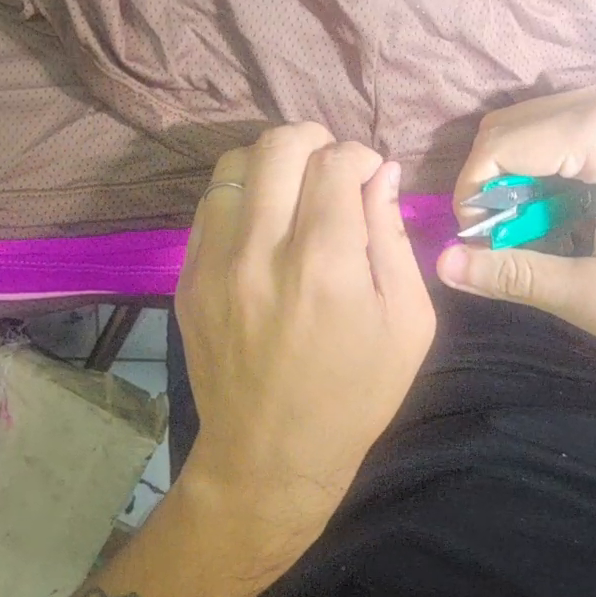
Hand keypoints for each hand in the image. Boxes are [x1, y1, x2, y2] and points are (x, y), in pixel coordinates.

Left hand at [174, 123, 436, 560]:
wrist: (270, 455)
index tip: (369, 178)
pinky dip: (240, 197)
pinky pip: (208, 205)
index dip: (360, 155)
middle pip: (278, 146)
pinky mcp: (188, 278)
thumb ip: (394, 238)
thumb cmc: (355, 395)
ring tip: (293, 193)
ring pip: (234, 165)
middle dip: (315, 142)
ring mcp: (215, 263)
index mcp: (326, 263)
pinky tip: (262, 224)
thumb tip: (383, 173)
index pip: (335, 161)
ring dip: (271, 164)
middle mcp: (262, 251)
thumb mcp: (406, 323)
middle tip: (332, 170)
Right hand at [436, 76, 595, 341]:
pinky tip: (565, 207)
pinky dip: (543, 164)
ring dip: (514, 175)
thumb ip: (516, 278)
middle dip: (490, 185)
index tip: (480, 247)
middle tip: (504, 242)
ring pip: (528, 122)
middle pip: (507, 126)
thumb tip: (442, 264)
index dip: (471, 198)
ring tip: (536, 229)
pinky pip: (559, 122)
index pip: (496, 146)